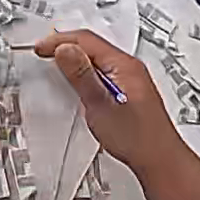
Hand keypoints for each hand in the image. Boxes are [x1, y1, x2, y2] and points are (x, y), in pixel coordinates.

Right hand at [35, 30, 199, 199]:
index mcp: (123, 65)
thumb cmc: (137, 138)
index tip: (41, 49)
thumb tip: (65, 49)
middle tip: (44, 51)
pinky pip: (102, 70)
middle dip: (65, 44)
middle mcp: (129, 68)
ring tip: (55, 62)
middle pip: (91, 44)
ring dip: (74, 57)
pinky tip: (77, 79)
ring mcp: (130, 78)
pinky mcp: (128, 89)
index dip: (59, 41)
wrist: (159, 159)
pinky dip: (84, 70)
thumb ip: (81, 76)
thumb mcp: (100, 105)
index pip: (86, 40)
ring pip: (96, 57)